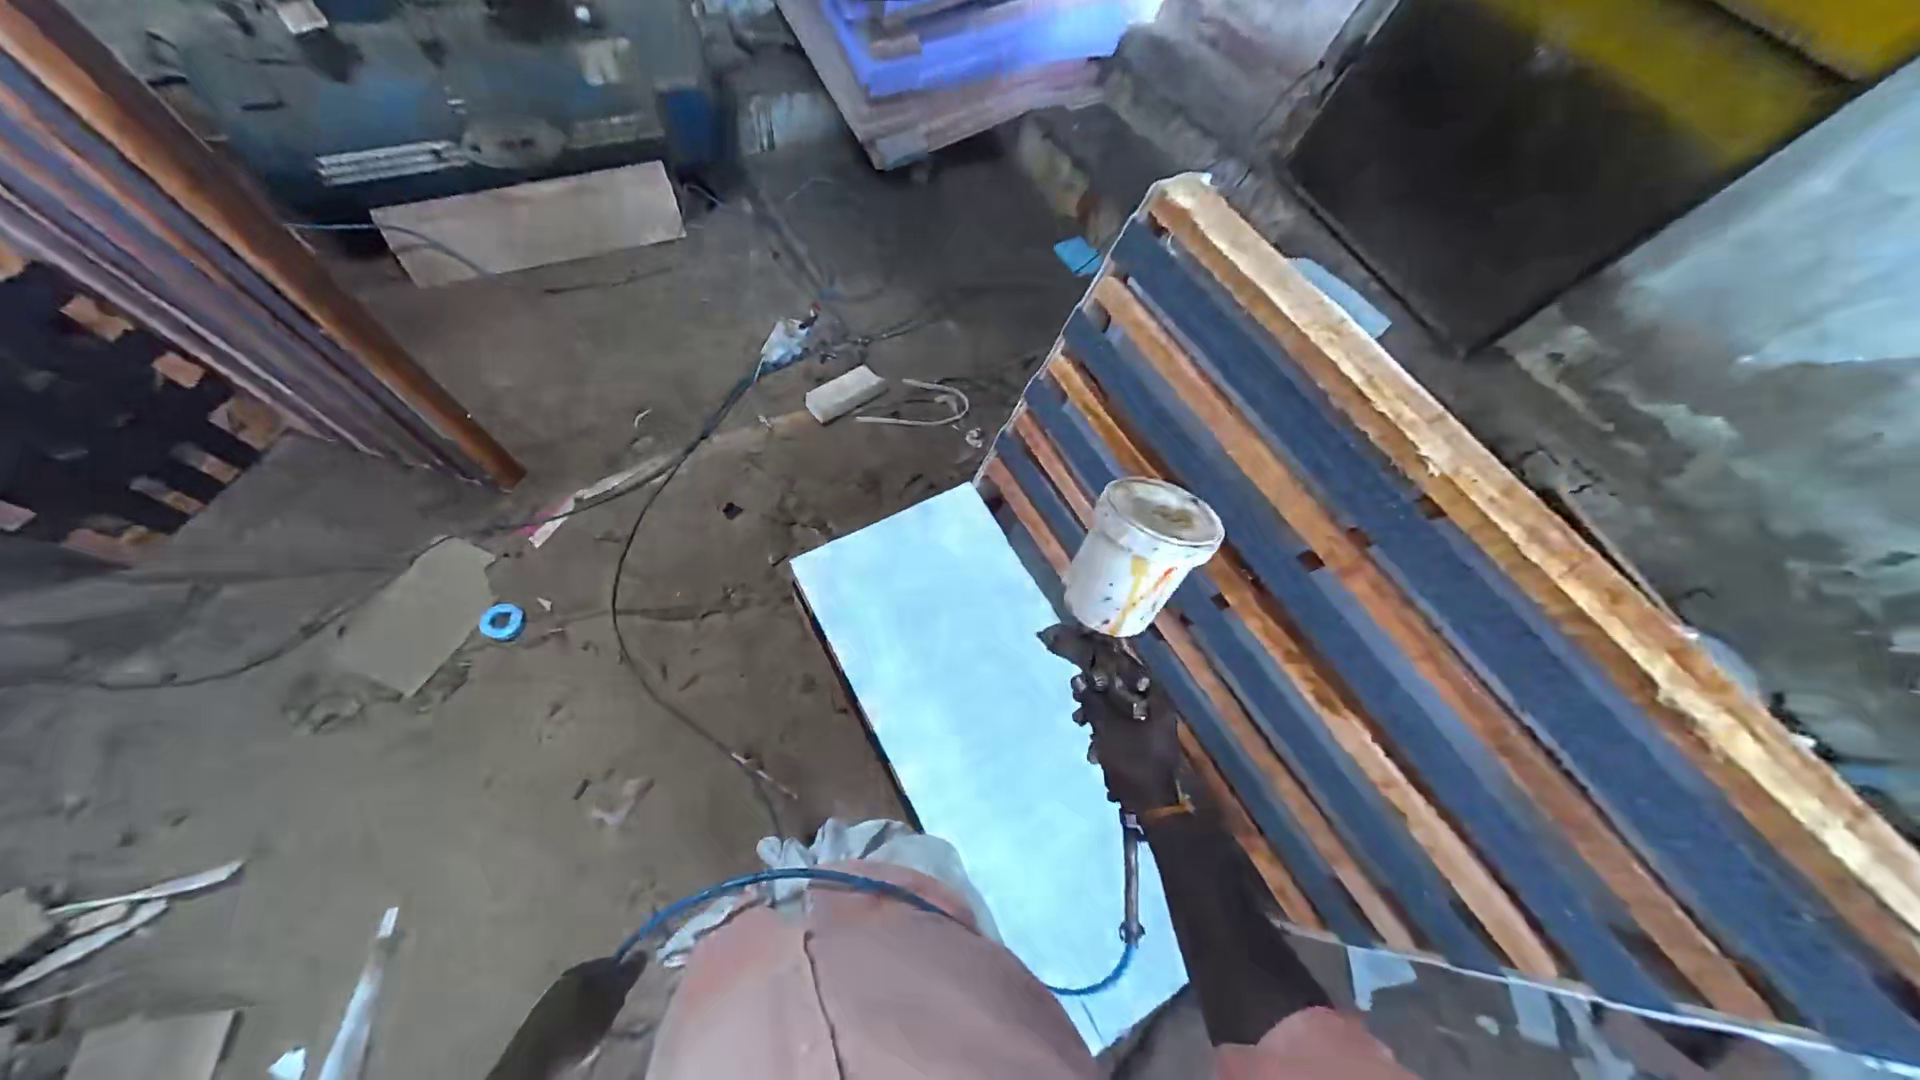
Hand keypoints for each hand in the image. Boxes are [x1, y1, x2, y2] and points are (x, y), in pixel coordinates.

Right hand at [1041, 624, 1183, 814]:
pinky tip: (1093, 748)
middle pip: (1125, 692)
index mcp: (1158, 704)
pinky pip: (1122, 730)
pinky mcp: (1143, 747)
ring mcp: (1152, 732)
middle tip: (1078, 699)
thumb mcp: (1107, 729)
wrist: (1149, 806)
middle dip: (1098, 696)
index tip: (1089, 668)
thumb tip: (1079, 678)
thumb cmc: (1132, 761)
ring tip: (1080, 724)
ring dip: (1098, 716)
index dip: (1111, 667)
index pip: (1135, 672)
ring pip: (1120, 712)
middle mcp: (1159, 713)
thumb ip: (1093, 702)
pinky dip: (1106, 733)